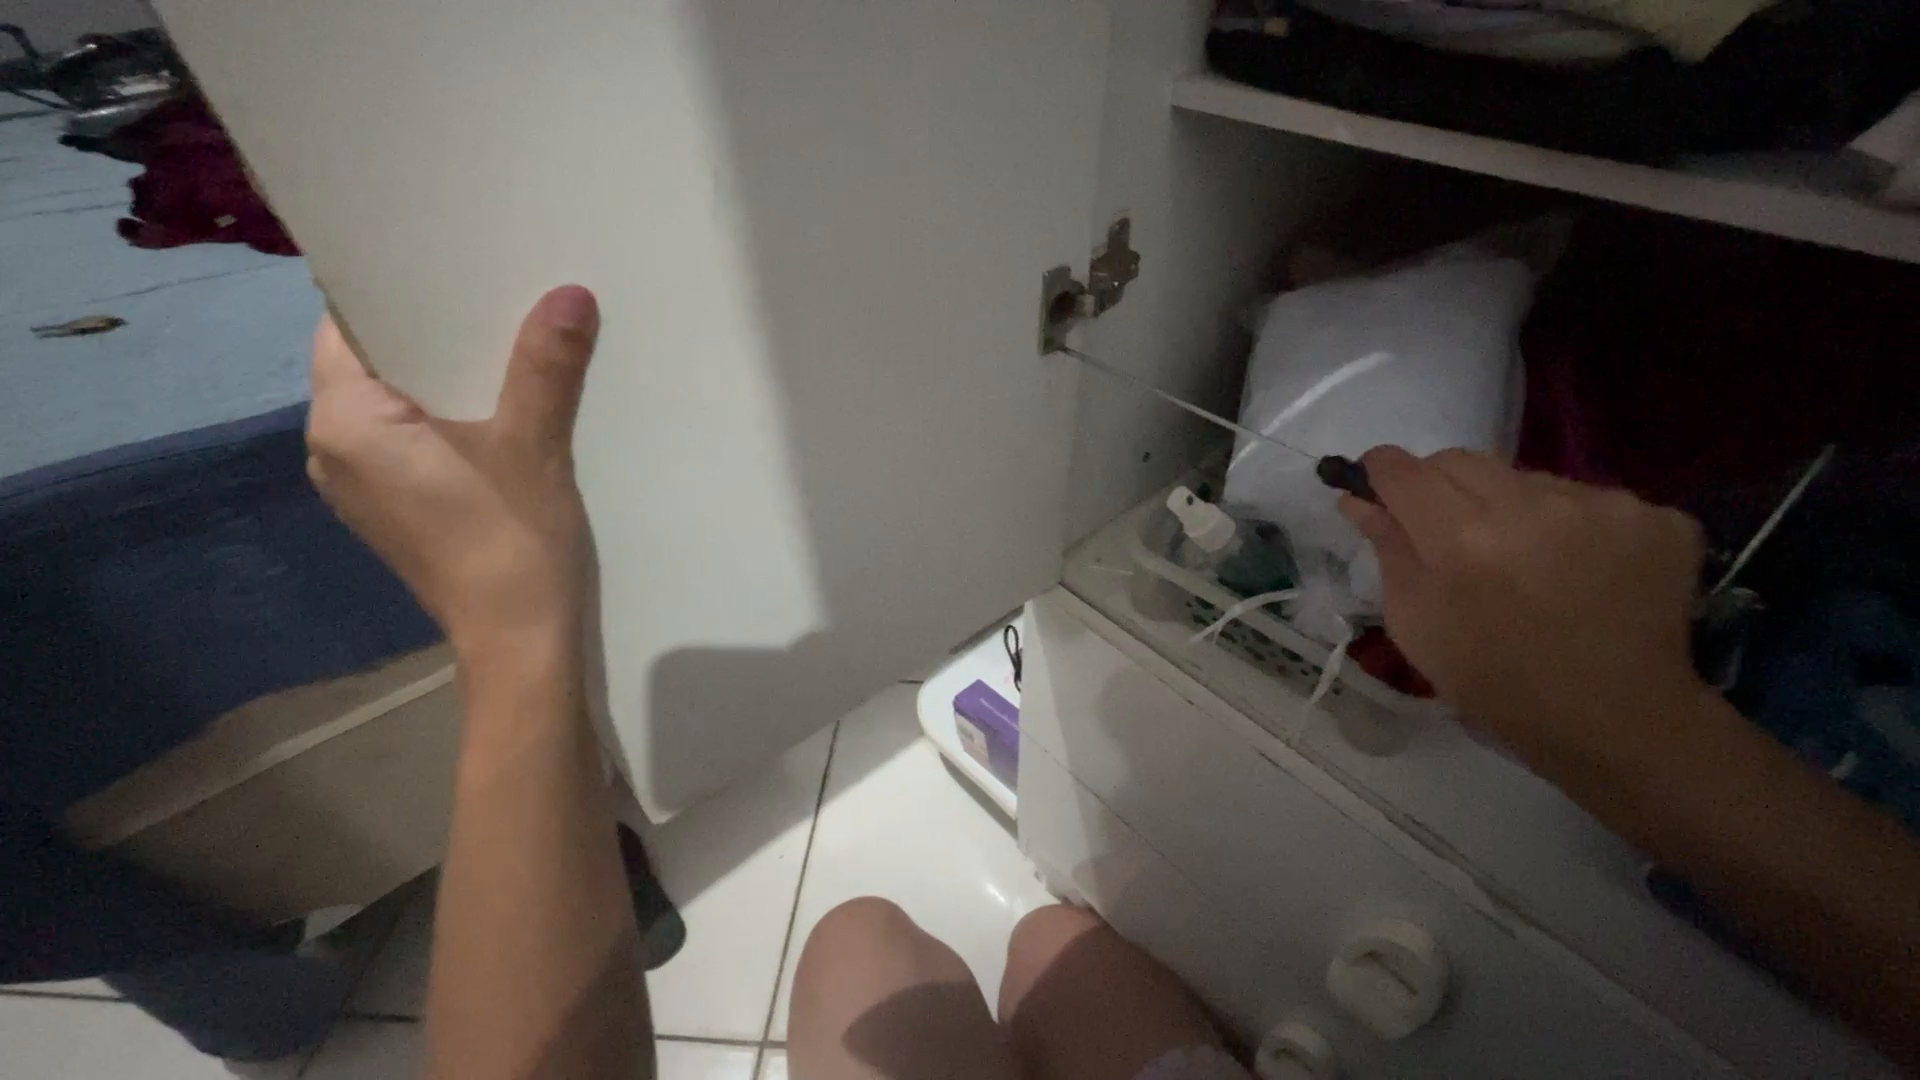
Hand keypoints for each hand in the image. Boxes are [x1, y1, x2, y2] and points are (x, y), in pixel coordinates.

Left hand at [305, 286, 599, 662]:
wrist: (520, 642)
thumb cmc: (513, 541)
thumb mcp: (534, 445)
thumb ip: (544, 365)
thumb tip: (570, 293)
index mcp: (345, 422)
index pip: (351, 326)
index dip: (403, 293)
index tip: (459, 265)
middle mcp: (333, 450)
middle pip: (378, 365)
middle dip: (439, 334)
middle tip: (502, 301)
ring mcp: (363, 486)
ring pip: (400, 406)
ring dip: (450, 379)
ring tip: (511, 350)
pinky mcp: (399, 510)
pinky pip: (415, 441)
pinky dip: (453, 419)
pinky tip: (505, 414)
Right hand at [1339, 446, 1709, 775]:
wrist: (1614, 720)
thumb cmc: (1492, 681)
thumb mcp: (1414, 622)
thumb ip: (1387, 549)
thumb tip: (1358, 499)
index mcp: (1461, 540)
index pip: (1403, 471)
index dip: (1380, 471)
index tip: (1375, 483)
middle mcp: (1531, 507)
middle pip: (1460, 460)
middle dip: (1438, 485)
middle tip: (1444, 531)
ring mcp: (1602, 506)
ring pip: (1523, 477)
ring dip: (1505, 503)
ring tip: (1518, 556)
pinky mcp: (1656, 516)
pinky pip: (1584, 497)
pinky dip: (1566, 522)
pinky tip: (1572, 566)